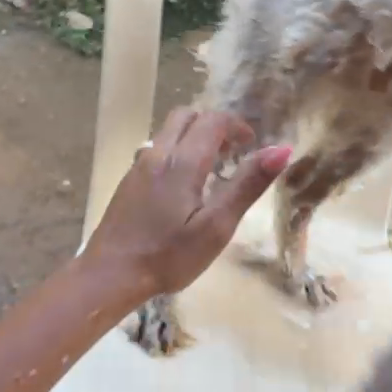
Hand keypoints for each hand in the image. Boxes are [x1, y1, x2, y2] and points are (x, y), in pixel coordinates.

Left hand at [83, 107, 290, 296]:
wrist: (110, 274)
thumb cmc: (168, 255)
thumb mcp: (217, 226)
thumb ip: (247, 185)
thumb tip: (281, 150)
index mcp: (182, 162)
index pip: (213, 121)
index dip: (236, 126)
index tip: (252, 145)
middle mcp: (157, 155)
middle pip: (186, 117)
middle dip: (213, 126)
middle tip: (232, 153)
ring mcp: (137, 168)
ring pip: (168, 133)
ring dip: (193, 139)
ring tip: (210, 170)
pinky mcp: (127, 184)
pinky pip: (155, 152)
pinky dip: (176, 153)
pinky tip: (182, 188)